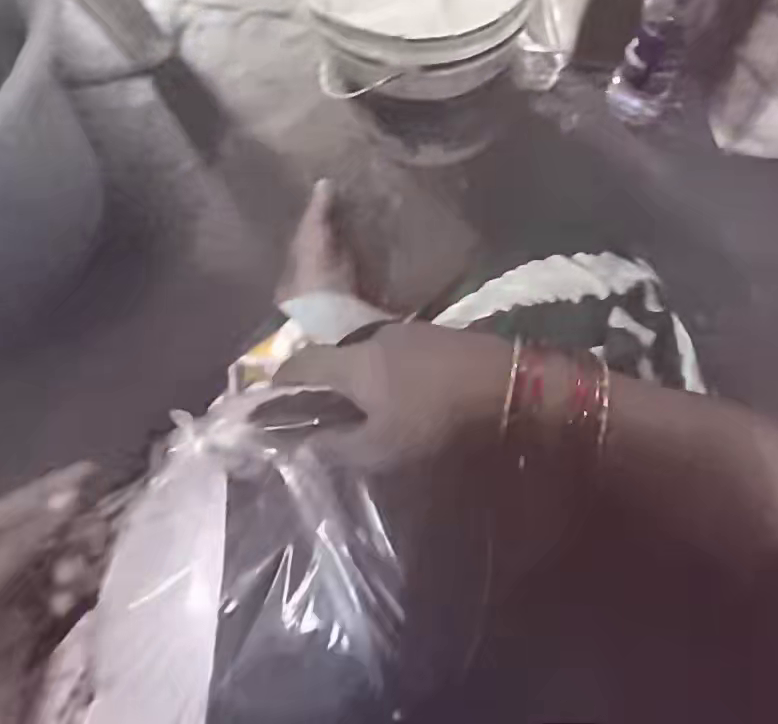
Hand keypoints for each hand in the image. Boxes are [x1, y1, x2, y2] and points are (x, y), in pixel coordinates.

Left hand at [0, 464, 98, 723]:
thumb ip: (6, 552)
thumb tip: (69, 497)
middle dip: (65, 529)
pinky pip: (54, 611)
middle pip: (26, 546)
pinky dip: (74, 595)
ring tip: (86, 568)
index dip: (41, 493)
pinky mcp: (17, 660)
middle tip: (99, 530)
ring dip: (72, 561)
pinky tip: (81, 595)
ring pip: (45, 576)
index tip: (93, 471)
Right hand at [273, 324, 582, 605]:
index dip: (278, 386)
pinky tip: (395, 396)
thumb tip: (299, 442)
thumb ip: (335, 445)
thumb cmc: (439, 420)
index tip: (268, 409)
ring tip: (358, 411)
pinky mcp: (434, 334)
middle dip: (318, 385)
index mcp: (354, 360)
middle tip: (316, 418)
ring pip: (363, 355)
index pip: (298, 363)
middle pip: (331, 356)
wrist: (508, 383)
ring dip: (353, 380)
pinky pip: (391, 353)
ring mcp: (408, 330)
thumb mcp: (381, 447)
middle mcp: (375, 335)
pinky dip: (381, 374)